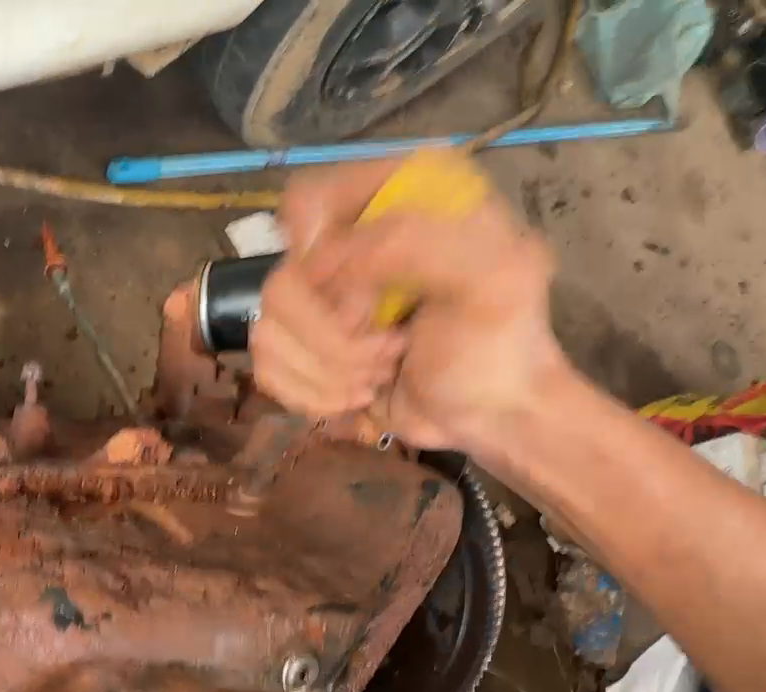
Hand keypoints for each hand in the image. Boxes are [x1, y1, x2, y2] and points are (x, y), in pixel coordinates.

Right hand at [250, 157, 570, 452]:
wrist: (486, 415)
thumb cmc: (499, 346)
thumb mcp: (494, 277)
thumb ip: (416, 245)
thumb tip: (317, 265)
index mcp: (395, 202)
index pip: (308, 201)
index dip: (313, 250)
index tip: (342, 291)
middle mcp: (346, 246)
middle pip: (282, 282)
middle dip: (332, 336)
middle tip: (387, 350)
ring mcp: (318, 302)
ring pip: (269, 331)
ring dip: (328, 370)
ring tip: (379, 375)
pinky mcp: (302, 349)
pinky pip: (267, 368)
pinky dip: (312, 394)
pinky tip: (355, 396)